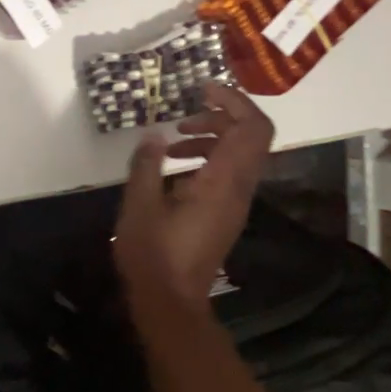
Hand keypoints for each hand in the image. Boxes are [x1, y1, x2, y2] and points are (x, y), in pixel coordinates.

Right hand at [114, 83, 275, 306]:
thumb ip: (147, 167)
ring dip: (212, 140)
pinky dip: (209, 160)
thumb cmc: (152, 254)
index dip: (234, 101)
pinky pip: (228, 175)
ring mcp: (235, 204)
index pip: (251, 128)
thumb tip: (153, 135)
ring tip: (172, 144)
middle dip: (222, 117)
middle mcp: (239, 189)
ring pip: (241, 156)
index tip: (202, 90)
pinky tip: (174, 173)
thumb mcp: (138, 207)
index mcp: (222, 182)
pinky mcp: (224, 216)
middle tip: (185, 116)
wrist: (170, 301)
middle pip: (252, 137)